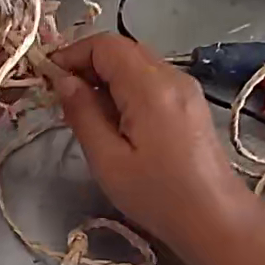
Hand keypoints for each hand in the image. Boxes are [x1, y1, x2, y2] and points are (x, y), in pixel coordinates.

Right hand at [49, 33, 260, 258]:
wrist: (216, 219)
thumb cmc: (157, 195)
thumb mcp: (108, 160)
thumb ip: (82, 114)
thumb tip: (63, 81)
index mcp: (150, 87)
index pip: (105, 45)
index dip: (72, 53)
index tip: (48, 79)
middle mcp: (171, 77)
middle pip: (122, 48)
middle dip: (86, 63)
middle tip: (63, 96)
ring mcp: (185, 88)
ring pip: (136, 63)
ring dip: (105, 76)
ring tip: (85, 110)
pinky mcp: (190, 102)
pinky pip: (150, 79)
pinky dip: (125, 87)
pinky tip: (114, 118)